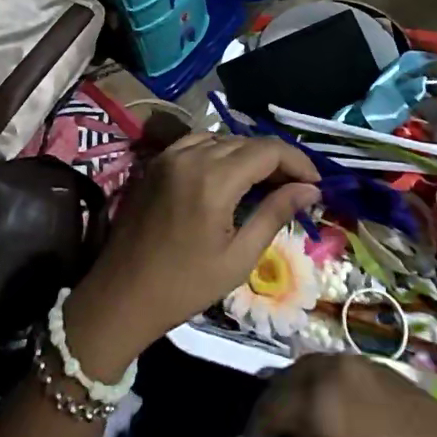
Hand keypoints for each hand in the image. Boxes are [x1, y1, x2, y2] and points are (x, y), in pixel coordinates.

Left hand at [60, 133, 319, 378]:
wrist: (121, 296)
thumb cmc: (184, 286)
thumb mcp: (238, 256)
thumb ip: (274, 213)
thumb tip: (310, 188)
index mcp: (214, 179)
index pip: (268, 151)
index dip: (297, 162)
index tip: (316, 183)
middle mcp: (191, 156)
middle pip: (247, 141)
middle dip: (277, 159)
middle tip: (297, 187)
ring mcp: (169, 156)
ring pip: (223, 139)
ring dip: (249, 154)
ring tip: (267, 181)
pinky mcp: (156, 162)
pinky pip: (197, 143)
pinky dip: (220, 152)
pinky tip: (229, 174)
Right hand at [252, 356, 436, 436]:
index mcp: (321, 399)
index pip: (268, 412)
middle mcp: (339, 368)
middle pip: (288, 382)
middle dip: (279, 418)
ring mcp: (368, 365)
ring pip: (316, 373)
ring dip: (304, 403)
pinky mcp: (393, 373)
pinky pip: (343, 374)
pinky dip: (330, 396)